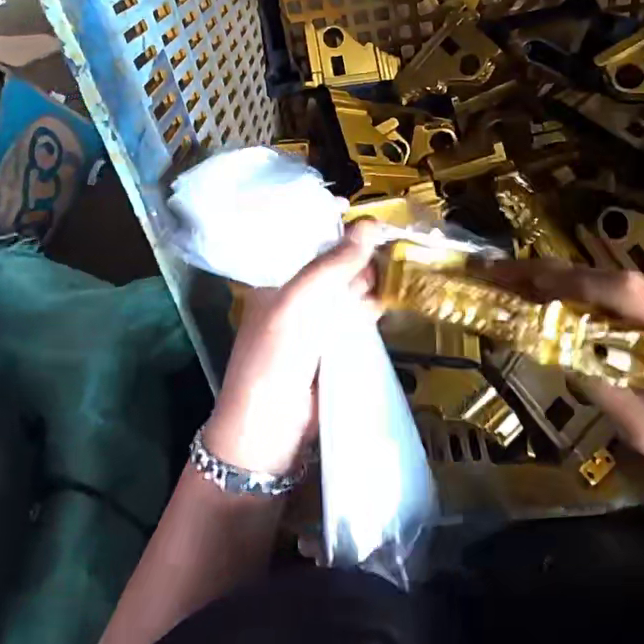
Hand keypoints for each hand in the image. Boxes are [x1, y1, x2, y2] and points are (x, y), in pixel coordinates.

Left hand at [201, 220, 383, 476]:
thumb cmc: (271, 358)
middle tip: (369, 259)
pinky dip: (368, 307)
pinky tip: (377, 308)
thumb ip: (330, 266)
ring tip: (368, 292)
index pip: (302, 232)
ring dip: (364, 281)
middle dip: (354, 253)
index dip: (328, 219)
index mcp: (273, 273)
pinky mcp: (334, 341)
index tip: (358, 211)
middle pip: (333, 256)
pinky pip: (357, 313)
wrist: (267, 431)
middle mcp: (294, 289)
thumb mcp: (296, 305)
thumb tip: (369, 226)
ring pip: (348, 284)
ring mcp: (315, 316)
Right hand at [493, 262, 643, 509]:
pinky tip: (557, 305)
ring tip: (516, 285)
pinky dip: (586, 297)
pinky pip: (626, 300)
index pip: (627, 293)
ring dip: (566, 282)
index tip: (529, 282)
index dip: (576, 283)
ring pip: (616, 285)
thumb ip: (603, 390)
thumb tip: (555, 353)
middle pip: (614, 279)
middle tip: (502, 273)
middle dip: (554, 274)